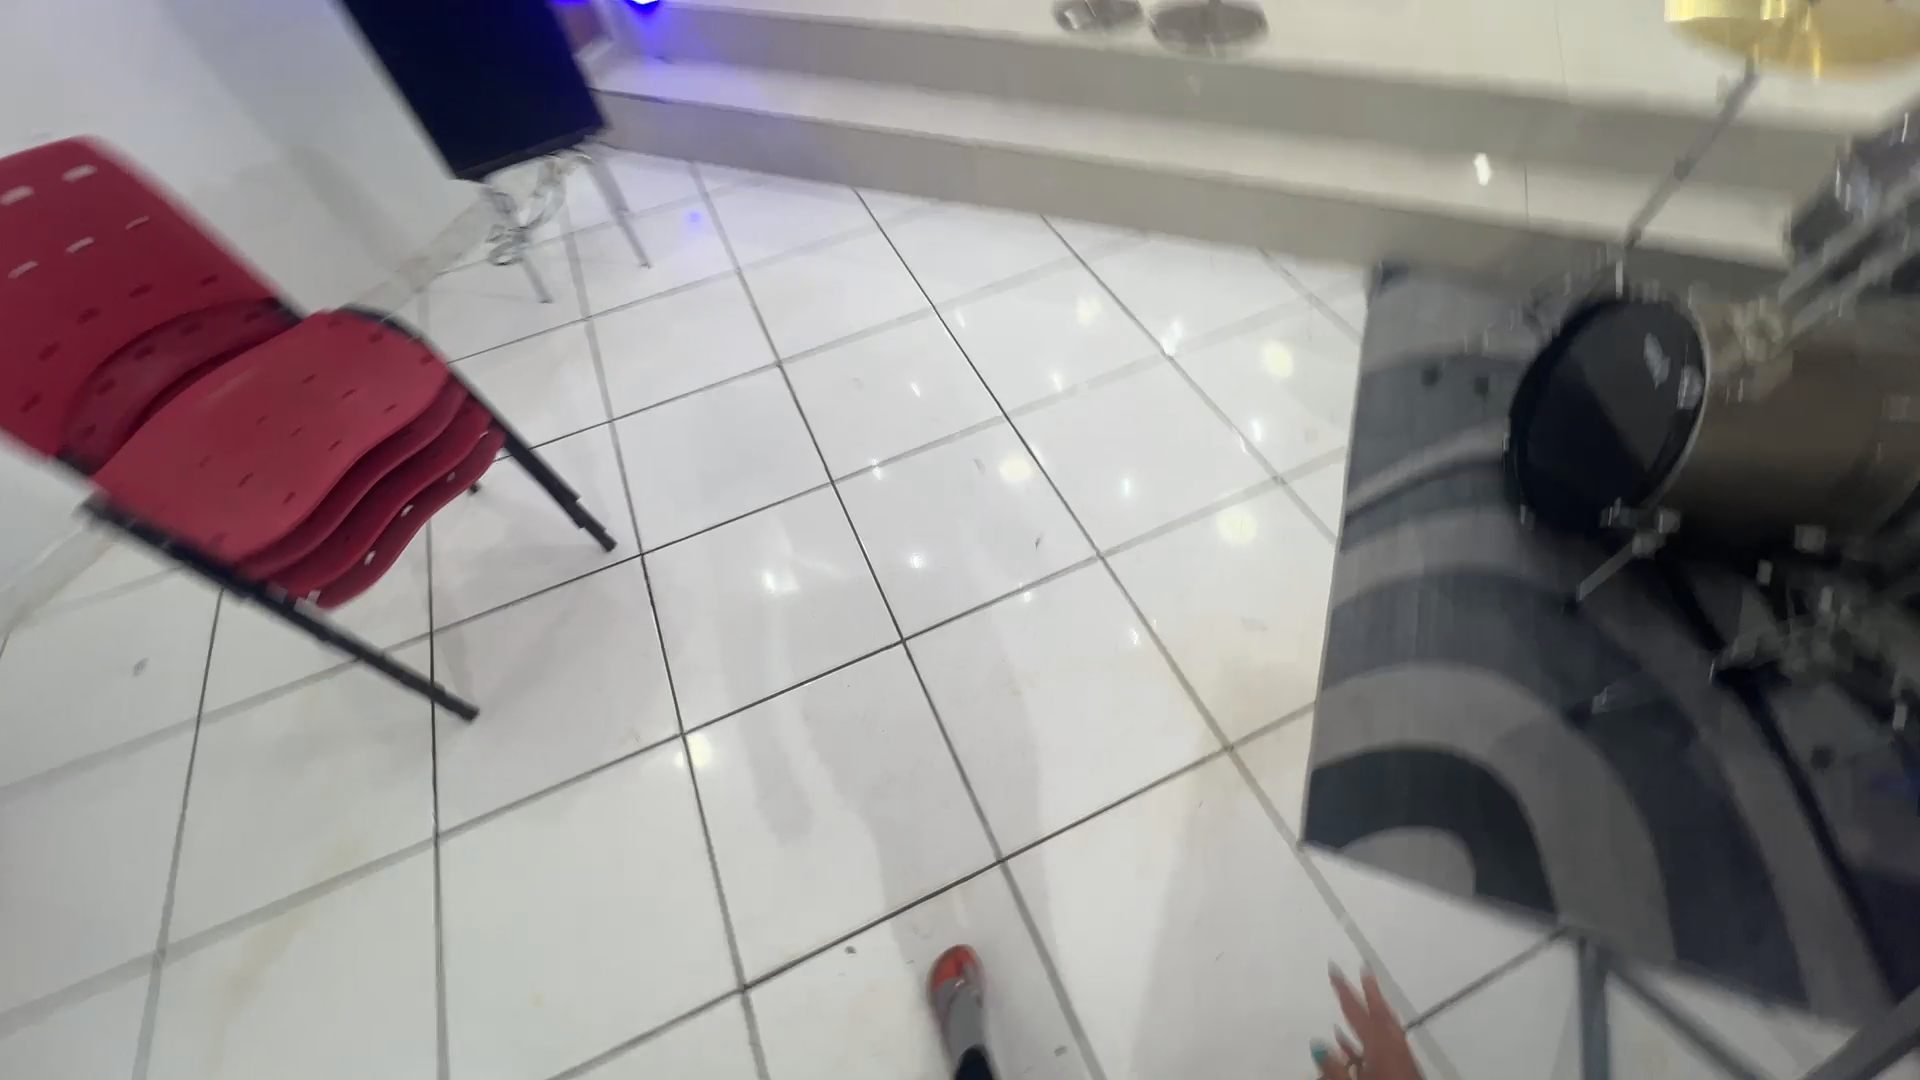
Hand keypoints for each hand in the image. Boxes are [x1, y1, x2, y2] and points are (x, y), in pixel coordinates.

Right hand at [1313, 968, 1424, 1079]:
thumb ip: (1333, 1068)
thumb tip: (1317, 1042)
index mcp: (1380, 1049)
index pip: (1358, 1013)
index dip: (1345, 990)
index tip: (1334, 966)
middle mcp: (1394, 1051)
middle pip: (1380, 1016)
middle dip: (1369, 992)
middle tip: (1363, 967)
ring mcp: (1403, 1064)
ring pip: (1388, 1030)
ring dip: (1375, 1011)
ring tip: (1364, 995)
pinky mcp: (1405, 1075)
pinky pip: (1388, 1048)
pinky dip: (1371, 1038)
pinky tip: (1351, 1039)